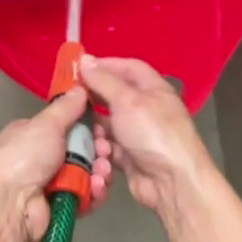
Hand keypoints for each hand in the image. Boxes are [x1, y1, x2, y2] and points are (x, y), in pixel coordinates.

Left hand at [0, 89, 110, 241]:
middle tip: (105, 150)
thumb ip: (65, 108)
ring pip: (87, 174)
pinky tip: (98, 187)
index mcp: (32, 134)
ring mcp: (51, 183)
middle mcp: (41, 158)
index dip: (86, 126)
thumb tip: (79, 88)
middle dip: (98, 150)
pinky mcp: (61, 206)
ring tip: (102, 170)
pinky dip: (94, 193)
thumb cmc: (24, 157)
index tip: (101, 126)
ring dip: (99, 171)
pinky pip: (85, 197)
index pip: (66, 127)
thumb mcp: (44, 125)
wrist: (10, 204)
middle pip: (80, 151)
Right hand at [79, 56, 215, 216]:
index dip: (106, 64)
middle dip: (94, 96)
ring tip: (81, 128)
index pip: (129, 68)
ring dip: (95, 126)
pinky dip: (100, 146)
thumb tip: (85, 59)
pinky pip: (108, 145)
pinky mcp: (130, 156)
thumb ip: (103, 80)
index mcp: (153, 90)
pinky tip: (91, 148)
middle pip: (115, 95)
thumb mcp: (127, 100)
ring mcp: (138, 134)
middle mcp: (146, 109)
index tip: (79, 67)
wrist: (172, 182)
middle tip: (69, 97)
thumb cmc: (152, 133)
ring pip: (108, 122)